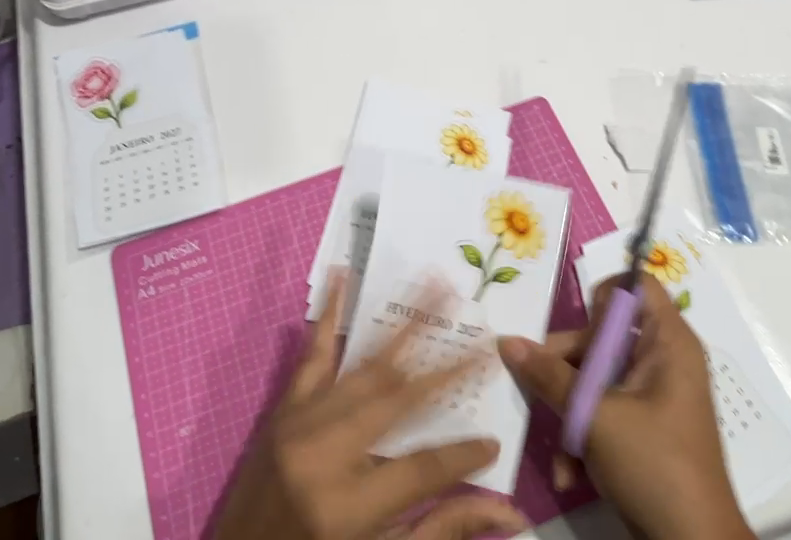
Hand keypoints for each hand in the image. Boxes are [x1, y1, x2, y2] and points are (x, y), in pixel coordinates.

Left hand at [214, 273, 529, 539]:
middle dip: (444, 366)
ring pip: (363, 366)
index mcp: (349, 506)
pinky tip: (343, 276)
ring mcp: (298, 423)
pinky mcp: (280, 409)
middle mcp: (324, 454)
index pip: (424, 468)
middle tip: (481, 336)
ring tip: (435, 286)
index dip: (463, 454)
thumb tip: (509, 512)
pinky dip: (330, 314)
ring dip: (404, 326)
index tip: (494, 440)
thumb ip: (440, 531)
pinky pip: (311, 354)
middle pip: (397, 399)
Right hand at [499, 274, 753, 539]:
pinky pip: (603, 412)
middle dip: (566, 366)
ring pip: (596, 378)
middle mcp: (663, 362)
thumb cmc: (654, 465)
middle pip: (603, 335)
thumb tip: (506, 342)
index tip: (573, 324)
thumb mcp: (593, 417)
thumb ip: (548, 376)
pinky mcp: (642, 430)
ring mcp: (653, 397)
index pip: (638, 287)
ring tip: (556, 443)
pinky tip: (569, 472)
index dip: (604, 295)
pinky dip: (584, 437)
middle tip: (535, 381)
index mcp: (668, 344)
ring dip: (569, 410)